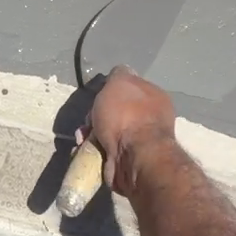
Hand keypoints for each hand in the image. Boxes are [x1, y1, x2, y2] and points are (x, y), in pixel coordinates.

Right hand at [81, 67, 176, 196]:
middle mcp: (148, 119)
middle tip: (89, 122)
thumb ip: (118, 75)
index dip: (108, 92)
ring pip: (104, 133)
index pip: (127, 90)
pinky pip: (102, 151)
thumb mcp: (120, 82)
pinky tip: (83, 150)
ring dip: (89, 135)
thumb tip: (119, 74)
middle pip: (112, 113)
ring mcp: (137, 143)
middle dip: (95, 117)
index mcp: (152, 98)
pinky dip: (91, 150)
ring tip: (82, 139)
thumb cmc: (127, 115)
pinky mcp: (125, 161)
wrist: (134, 157)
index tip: (97, 98)